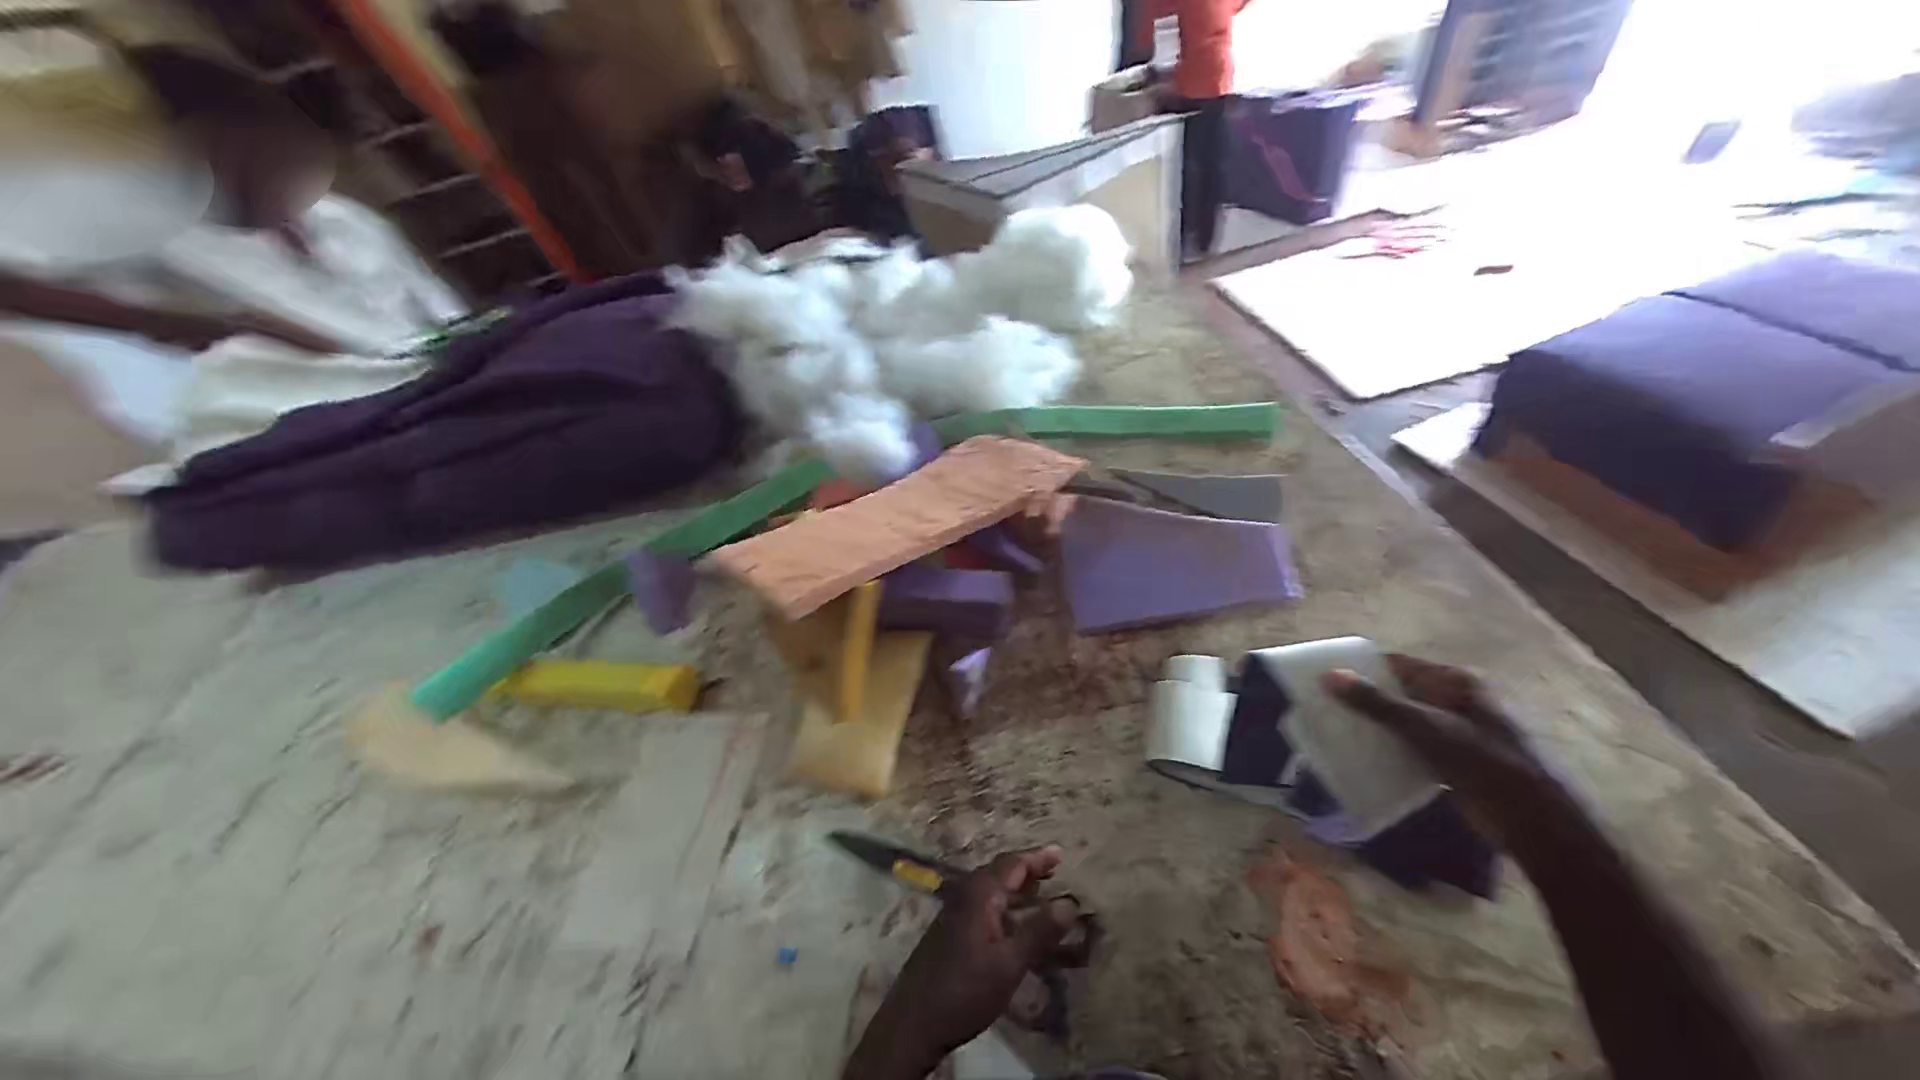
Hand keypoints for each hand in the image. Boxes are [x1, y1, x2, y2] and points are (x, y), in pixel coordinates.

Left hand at [844, 847, 1079, 1079]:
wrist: (914, 1021)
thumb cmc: (965, 989)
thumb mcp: (1009, 963)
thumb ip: (1039, 932)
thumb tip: (1070, 902)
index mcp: (980, 893)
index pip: (1013, 863)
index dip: (1037, 858)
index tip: (1060, 853)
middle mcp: (966, 895)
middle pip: (1001, 873)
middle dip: (1028, 871)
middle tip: (1054, 872)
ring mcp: (956, 913)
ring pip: (993, 892)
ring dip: (1018, 891)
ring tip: (1042, 896)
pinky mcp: (952, 932)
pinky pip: (986, 909)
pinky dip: (1006, 909)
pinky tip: (1016, 927)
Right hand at [1323, 654, 1578, 849]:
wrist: (1537, 824)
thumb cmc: (1485, 763)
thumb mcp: (1427, 729)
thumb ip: (1377, 702)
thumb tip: (1328, 675)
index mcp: (1456, 681)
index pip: (1397, 664)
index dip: (1361, 668)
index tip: (1325, 678)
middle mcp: (1457, 700)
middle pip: (1398, 692)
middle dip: (1364, 699)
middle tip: (1324, 707)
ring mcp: (1458, 731)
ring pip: (1403, 721)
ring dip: (1375, 727)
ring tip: (1334, 732)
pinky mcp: (1455, 760)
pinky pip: (1412, 746)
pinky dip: (1390, 749)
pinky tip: (1363, 758)